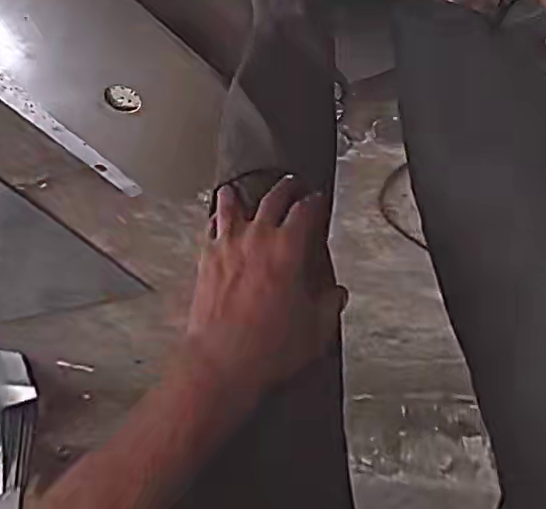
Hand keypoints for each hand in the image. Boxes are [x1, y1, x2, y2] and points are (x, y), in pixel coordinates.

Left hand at [180, 177, 346, 400]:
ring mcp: (230, 243)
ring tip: (241, 189)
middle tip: (293, 185)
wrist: (221, 360)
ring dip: (241, 194)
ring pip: (234, 203)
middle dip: (287, 188)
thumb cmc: (267, 347)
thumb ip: (329, 306)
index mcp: (288, 248)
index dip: (315, 202)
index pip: (306, 210)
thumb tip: (336, 295)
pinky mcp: (208, 255)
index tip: (318, 200)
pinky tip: (215, 219)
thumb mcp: (314, 330)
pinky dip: (215, 218)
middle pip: (274, 197)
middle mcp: (259, 236)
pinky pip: (211, 226)